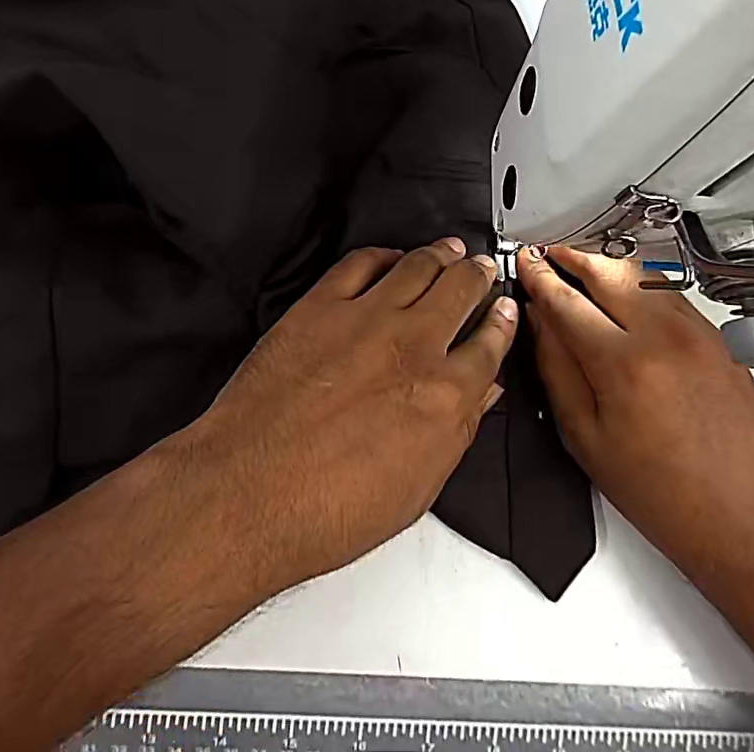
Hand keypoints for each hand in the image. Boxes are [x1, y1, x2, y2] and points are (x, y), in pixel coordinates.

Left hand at [159, 238, 516, 591]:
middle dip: (477, 275)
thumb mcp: (415, 488)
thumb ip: (455, 432)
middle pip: (460, 290)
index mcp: (445, 395)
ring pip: (417, 267)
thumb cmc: (325, 505)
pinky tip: (387, 256)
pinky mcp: (318, 308)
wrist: (250, 489)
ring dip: (440, 254)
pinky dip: (380, 254)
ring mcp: (364, 320)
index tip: (502, 311)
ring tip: (449, 249)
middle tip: (481, 268)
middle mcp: (412, 347)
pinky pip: (358, 263)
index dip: (501, 323)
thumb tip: (477, 397)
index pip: (489, 344)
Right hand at [517, 246, 753, 579]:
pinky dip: (638, 284)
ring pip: (643, 274)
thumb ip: (556, 369)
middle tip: (548, 255)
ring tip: (580, 270)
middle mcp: (667, 339)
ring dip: (605, 266)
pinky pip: (671, 295)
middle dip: (571, 256)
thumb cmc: (669, 494)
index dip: (538, 276)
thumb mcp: (584, 435)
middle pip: (608, 270)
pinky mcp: (720, 343)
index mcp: (624, 364)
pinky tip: (623, 296)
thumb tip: (538, 325)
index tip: (526, 264)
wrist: (746, 520)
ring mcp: (701, 337)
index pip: (567, 299)